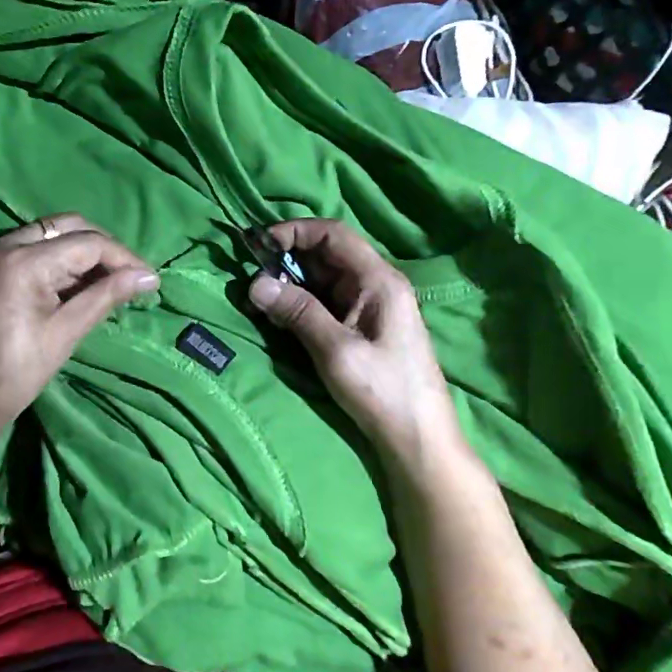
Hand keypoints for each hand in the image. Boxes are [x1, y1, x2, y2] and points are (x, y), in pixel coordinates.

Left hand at [0, 214, 158, 437]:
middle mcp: (1, 245)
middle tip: (130, 275)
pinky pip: (28, 247)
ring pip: (47, 234)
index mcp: (21, 262)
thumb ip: (106, 296)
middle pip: (66, 226)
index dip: (123, 257)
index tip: (150, 278)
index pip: (86, 243)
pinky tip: (76, 284)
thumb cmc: (17, 374)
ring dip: (80, 253)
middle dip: (102, 248)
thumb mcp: (66, 332)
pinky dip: (55, 260)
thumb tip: (149, 277)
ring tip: (108, 282)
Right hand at [247, 219, 456, 457]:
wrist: (418, 439)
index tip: (259, 246)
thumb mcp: (336, 350)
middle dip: (287, 262)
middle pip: (326, 256)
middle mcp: (376, 285)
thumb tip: (255, 283)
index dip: (295, 232)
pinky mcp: (361, 328)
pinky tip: (279, 318)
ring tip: (259, 303)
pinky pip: (326, 303)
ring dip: (290, 285)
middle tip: (253, 281)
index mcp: (379, 281)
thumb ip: (297, 312)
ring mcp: (369, 307)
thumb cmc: (383, 392)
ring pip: (322, 280)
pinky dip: (300, 305)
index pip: (333, 235)